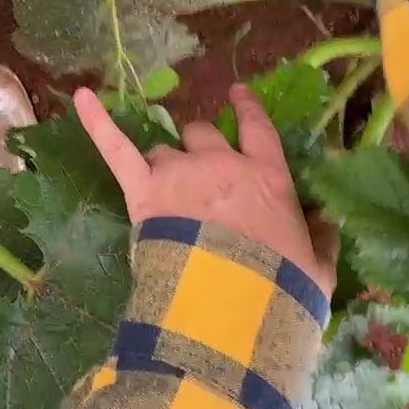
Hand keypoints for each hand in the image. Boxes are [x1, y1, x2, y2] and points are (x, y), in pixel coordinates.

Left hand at [76, 84, 337, 293]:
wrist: (231, 315)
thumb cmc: (280, 295)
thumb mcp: (318, 271)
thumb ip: (321, 238)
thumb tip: (327, 219)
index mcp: (266, 178)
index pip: (257, 128)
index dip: (246, 108)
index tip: (237, 93)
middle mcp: (222, 164)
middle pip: (203, 134)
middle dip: (199, 147)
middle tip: (198, 175)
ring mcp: (180, 173)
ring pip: (164, 151)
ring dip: (164, 166)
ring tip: (164, 195)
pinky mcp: (144, 190)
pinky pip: (116, 148)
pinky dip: (97, 122)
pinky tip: (81, 97)